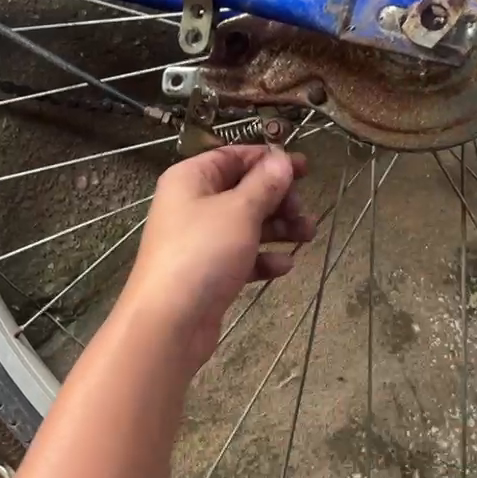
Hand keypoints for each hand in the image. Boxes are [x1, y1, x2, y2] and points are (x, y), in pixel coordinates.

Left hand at [119, 145, 313, 366]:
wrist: (169, 321)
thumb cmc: (202, 253)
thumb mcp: (239, 211)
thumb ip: (265, 184)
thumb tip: (282, 158)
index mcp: (190, 178)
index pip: (232, 156)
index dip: (268, 159)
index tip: (305, 167)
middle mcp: (191, 204)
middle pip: (242, 191)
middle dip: (278, 199)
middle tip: (304, 212)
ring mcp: (199, 240)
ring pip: (246, 225)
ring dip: (278, 228)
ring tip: (307, 236)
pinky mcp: (207, 272)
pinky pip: (241, 256)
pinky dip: (262, 258)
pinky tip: (283, 266)